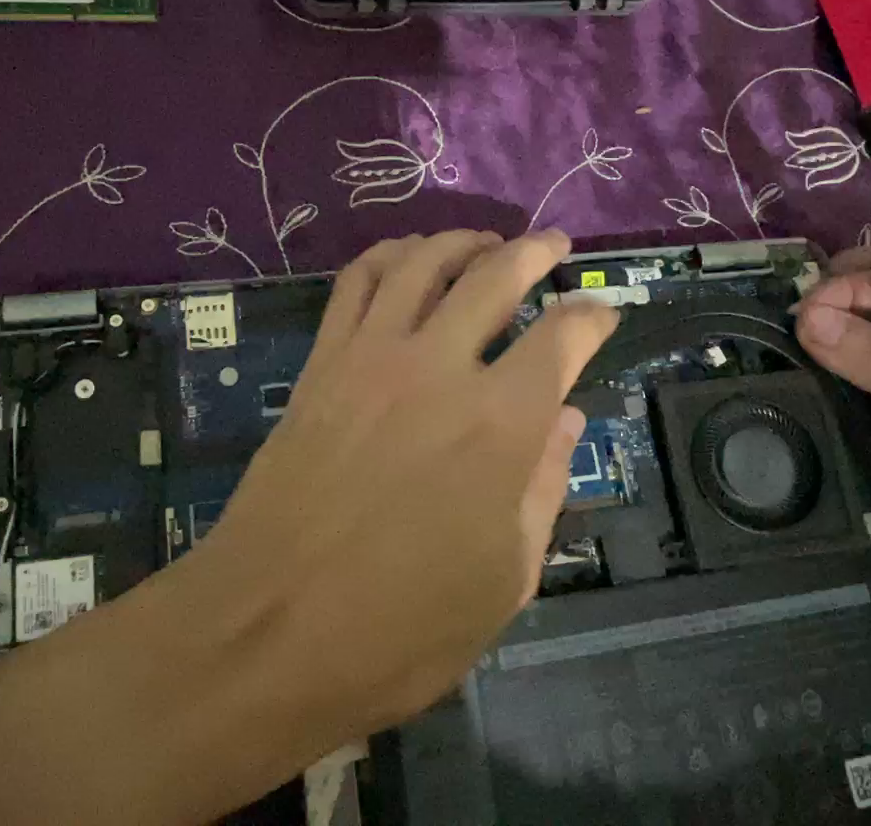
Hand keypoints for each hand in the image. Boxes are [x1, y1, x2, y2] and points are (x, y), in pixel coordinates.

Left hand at [200, 230, 619, 731]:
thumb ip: (542, 489)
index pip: (563, 339)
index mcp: (500, 425)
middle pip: (495, 276)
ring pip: (421, 263)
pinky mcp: (320, 364)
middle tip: (553, 244)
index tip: (604, 311)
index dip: (592, 317)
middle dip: (534, 252)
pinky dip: (387, 255)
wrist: (267, 629)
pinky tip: (405, 257)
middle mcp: (437, 369)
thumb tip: (563, 419)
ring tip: (484, 241)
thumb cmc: (398, 628)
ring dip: (461, 241)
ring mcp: (369, 358)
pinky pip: (355, 284)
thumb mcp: (504, 580)